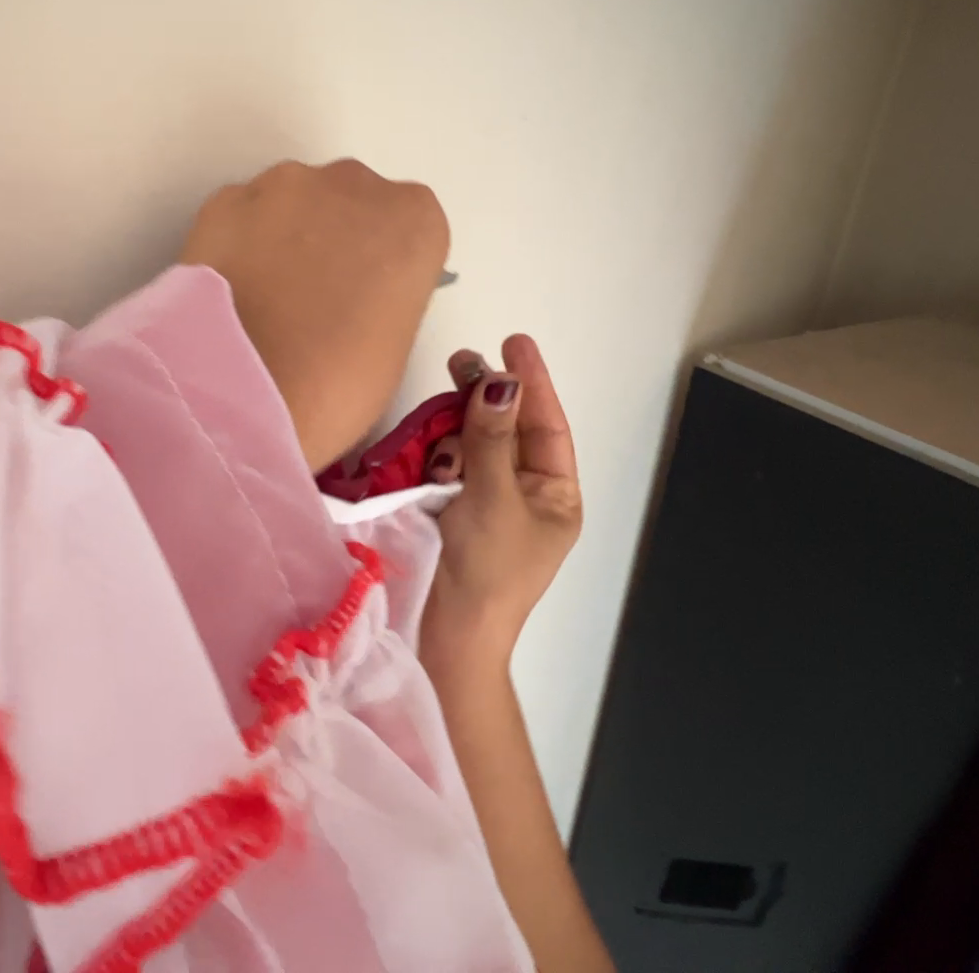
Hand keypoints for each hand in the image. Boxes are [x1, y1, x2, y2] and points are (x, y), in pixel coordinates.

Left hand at [180, 159, 449, 470]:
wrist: (243, 393)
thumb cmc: (336, 386)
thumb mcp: (391, 347)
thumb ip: (383, 298)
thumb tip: (350, 297)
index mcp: (414, 222)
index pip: (409, 232)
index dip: (383, 270)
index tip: (364, 304)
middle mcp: (355, 184)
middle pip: (351, 204)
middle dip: (335, 242)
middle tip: (310, 303)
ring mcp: (285, 184)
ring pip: (292, 203)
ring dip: (285, 238)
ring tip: (263, 301)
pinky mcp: (224, 199)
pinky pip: (242, 216)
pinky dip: (239, 245)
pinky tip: (230, 292)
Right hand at [421, 335, 581, 677]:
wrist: (445, 636)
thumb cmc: (487, 570)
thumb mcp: (495, 498)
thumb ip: (493, 437)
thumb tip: (499, 381)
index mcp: (554, 496)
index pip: (547, 425)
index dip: (532, 382)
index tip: (514, 342)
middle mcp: (522, 495)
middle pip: (506, 430)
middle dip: (486, 398)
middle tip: (460, 362)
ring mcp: (482, 503)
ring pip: (471, 445)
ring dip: (455, 426)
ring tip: (438, 409)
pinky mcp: (446, 510)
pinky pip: (444, 467)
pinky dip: (435, 452)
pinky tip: (424, 444)